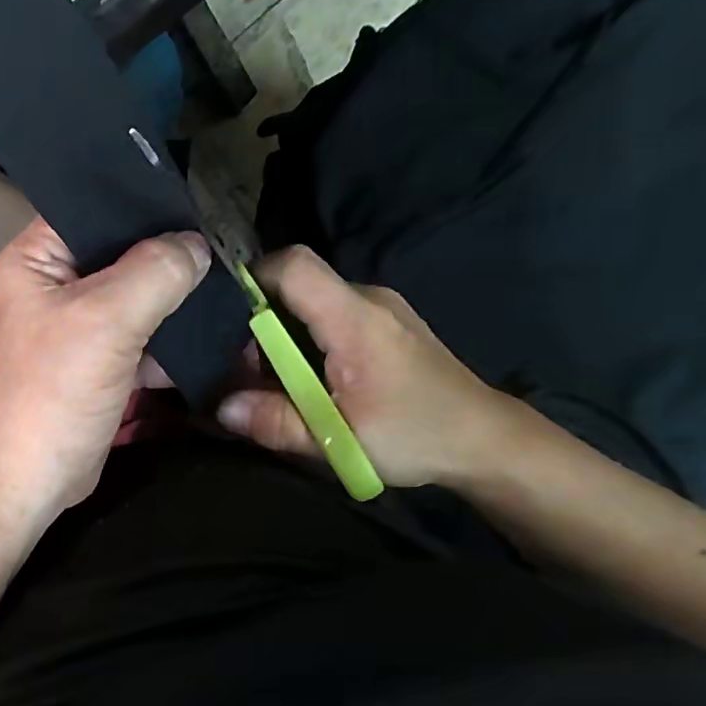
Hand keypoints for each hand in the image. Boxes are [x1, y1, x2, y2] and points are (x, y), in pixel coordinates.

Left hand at [0, 219, 208, 520]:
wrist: (29, 483)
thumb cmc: (53, 394)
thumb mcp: (105, 321)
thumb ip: (154, 273)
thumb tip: (197, 246)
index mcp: (37, 259)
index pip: (95, 207)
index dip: (144, 205)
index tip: (197, 208)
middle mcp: (55, 286)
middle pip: (123, 255)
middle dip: (171, 259)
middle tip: (223, 253)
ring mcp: (79, 328)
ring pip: (138, 299)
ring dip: (177, 302)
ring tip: (227, 293)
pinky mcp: (99, 365)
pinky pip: (142, 338)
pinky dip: (171, 341)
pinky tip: (211, 339)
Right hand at [216, 246, 532, 487]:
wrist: (484, 439)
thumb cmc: (415, 436)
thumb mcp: (338, 440)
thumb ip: (276, 421)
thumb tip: (221, 406)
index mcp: (355, 318)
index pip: (293, 265)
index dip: (252, 281)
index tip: (227, 322)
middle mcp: (369, 299)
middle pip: (298, 286)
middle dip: (263, 324)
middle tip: (249, 374)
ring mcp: (382, 309)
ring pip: (315, 304)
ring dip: (287, 338)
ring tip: (280, 385)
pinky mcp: (389, 324)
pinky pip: (335, 317)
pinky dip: (310, 342)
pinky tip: (313, 382)